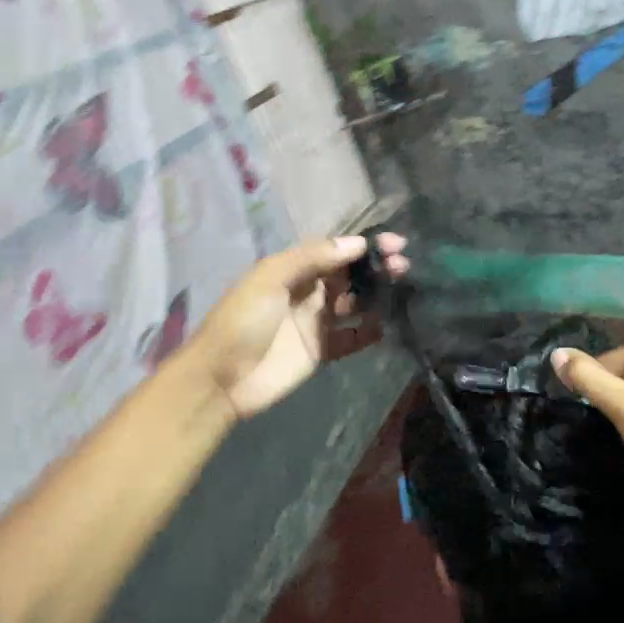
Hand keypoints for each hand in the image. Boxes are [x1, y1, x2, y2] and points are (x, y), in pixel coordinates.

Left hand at [189, 233, 407, 418]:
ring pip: (356, 302)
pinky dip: (369, 331)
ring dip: (378, 294)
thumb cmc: (242, 321)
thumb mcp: (270, 278)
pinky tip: (385, 325)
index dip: (365, 245)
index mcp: (294, 270)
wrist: (220, 380)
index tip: (393, 244)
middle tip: (403, 265)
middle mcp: (308, 292)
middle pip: (350, 274)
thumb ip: (312, 257)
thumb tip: (357, 243)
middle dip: (377, 267)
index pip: (336, 250)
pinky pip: (352, 337)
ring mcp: (315, 322)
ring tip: (401, 288)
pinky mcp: (321, 351)